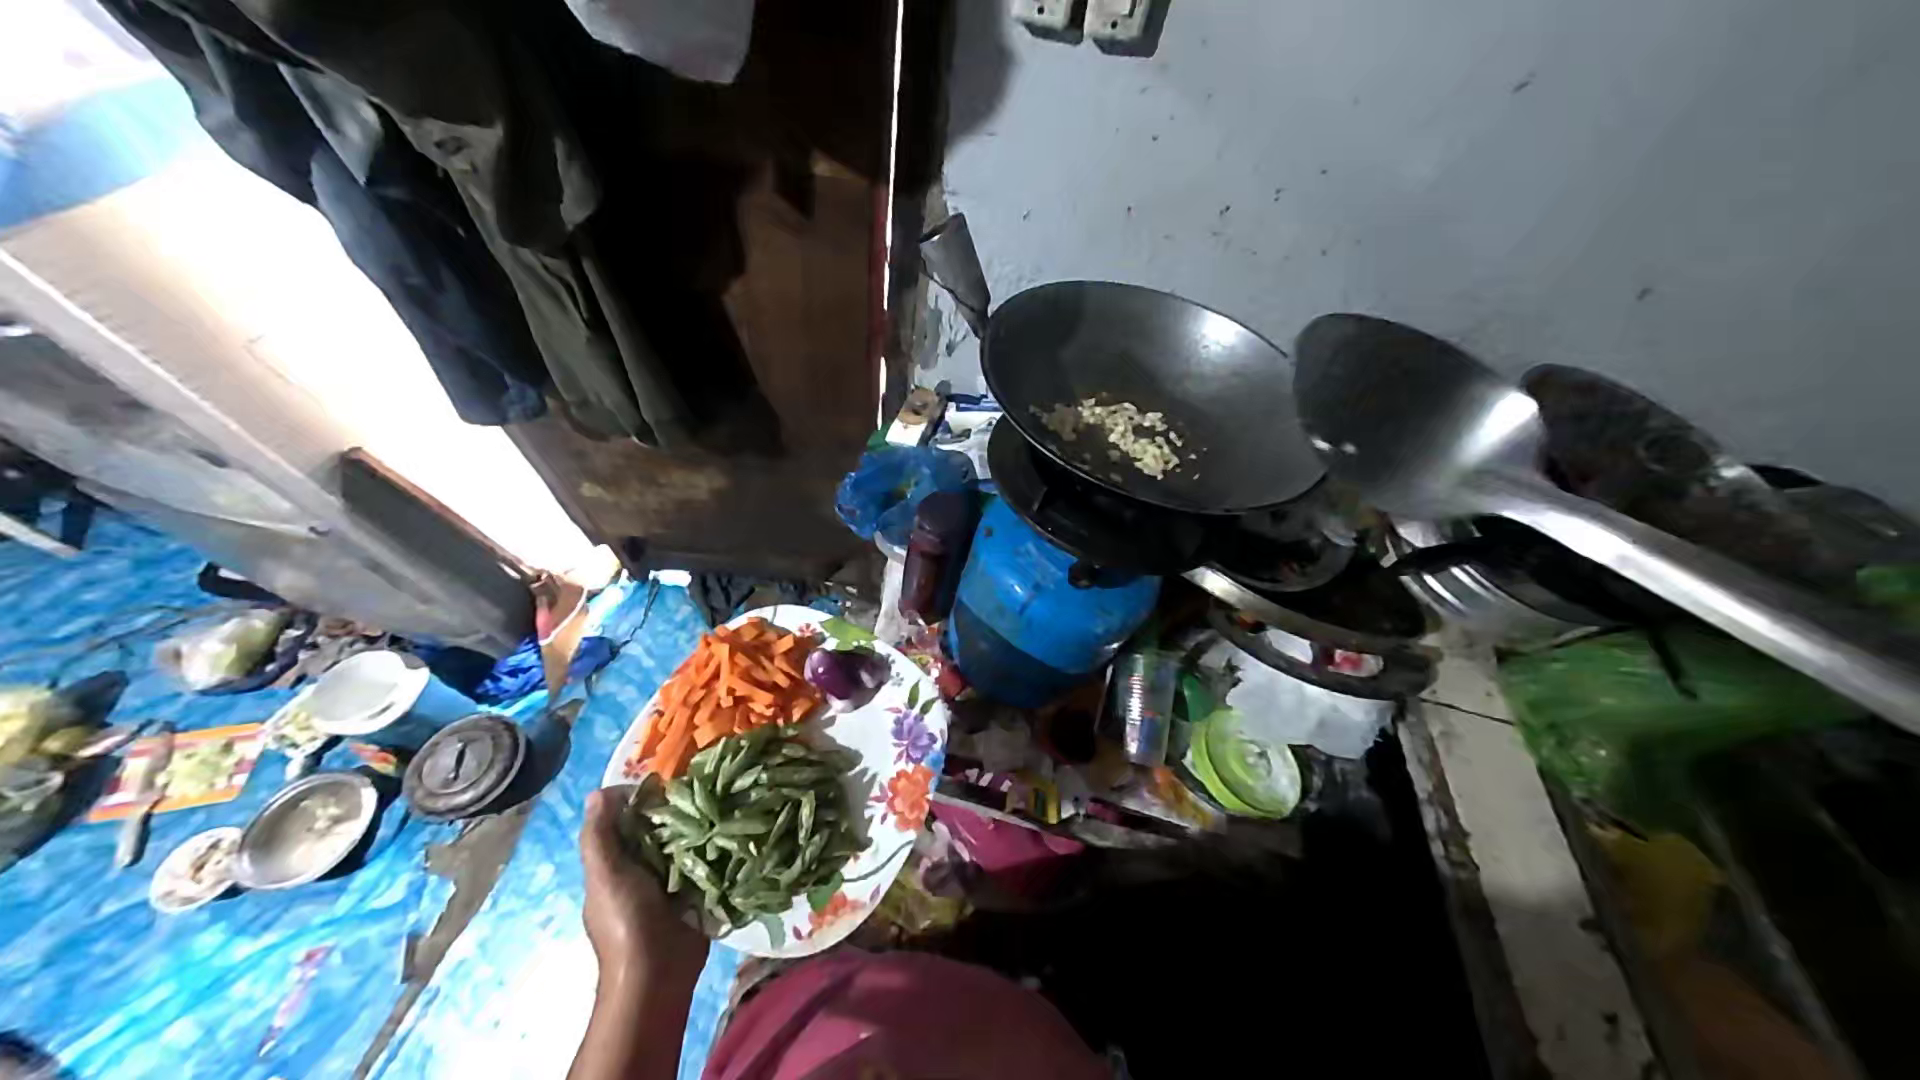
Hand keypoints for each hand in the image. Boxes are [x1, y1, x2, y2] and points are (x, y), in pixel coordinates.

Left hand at [580, 788, 706, 989]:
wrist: (659, 973)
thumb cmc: (627, 922)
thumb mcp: (605, 876)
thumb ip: (599, 836)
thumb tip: (597, 792)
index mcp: (613, 862)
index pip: (624, 819)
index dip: (640, 798)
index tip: (665, 783)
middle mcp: (641, 867)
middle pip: (657, 827)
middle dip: (675, 809)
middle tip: (702, 790)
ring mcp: (671, 879)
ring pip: (684, 841)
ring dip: (699, 826)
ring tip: (722, 802)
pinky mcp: (697, 888)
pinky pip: (705, 859)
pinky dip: (715, 845)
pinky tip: (731, 828)